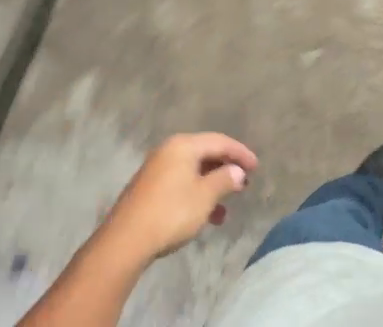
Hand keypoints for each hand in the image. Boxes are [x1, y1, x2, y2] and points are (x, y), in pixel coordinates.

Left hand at [101, 133, 258, 259]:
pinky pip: (181, 183)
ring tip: (226, 208)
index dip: (240, 153)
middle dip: (226, 169)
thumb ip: (224, 180)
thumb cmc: (171, 213)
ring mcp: (156, 169)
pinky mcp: (149, 188)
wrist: (126, 241)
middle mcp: (168, 151)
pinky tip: (205, 217)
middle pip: (205, 154)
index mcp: (183, 145)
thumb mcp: (205, 196)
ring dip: (212, 187)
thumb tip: (237, 171)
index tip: (256, 167)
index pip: (219, 141)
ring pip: (193, 171)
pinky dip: (196, 194)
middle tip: (244, 184)